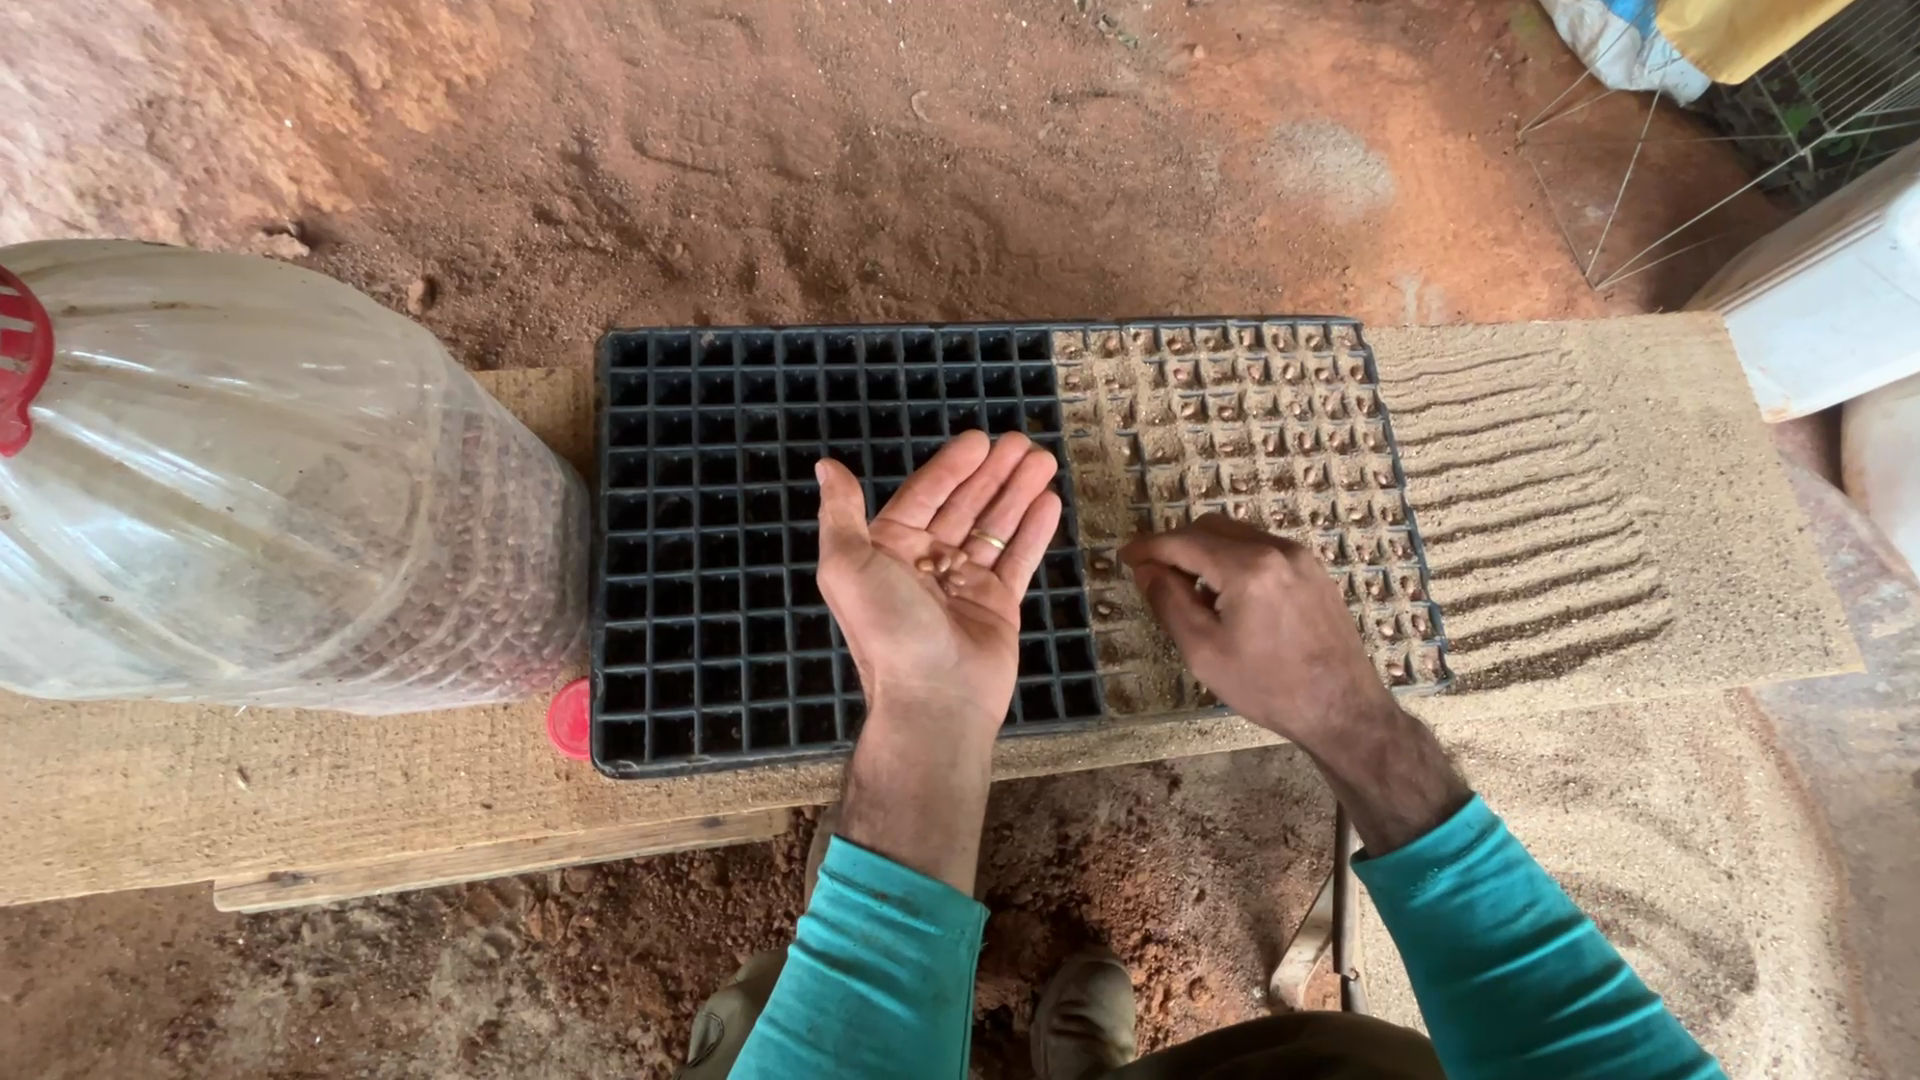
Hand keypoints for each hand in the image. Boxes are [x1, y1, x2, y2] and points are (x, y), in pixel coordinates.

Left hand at [815, 430, 1062, 735]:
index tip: (981, 440)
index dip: (952, 466)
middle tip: (1024, 442)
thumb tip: (827, 465)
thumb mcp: (848, 566)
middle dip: (994, 473)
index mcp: (889, 550)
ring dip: (1018, 493)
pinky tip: (1050, 501)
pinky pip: (1017, 560)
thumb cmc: (888, 628)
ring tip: (1044, 460)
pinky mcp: (998, 606)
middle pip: (965, 506)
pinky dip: (1033, 531)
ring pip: (995, 527)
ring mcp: (965, 585)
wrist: (933, 699)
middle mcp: (927, 564)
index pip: (925, 495)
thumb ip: (840, 514)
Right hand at [1121, 514, 1467, 853]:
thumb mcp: (1203, 651)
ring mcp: (1300, 557)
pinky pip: (1260, 548)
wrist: (1344, 710)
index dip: (1148, 547)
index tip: (1124, 557)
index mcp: (1247, 567)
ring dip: (1204, 551)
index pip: (1183, 542)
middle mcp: (1276, 549)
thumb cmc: (1268, 687)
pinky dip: (1232, 559)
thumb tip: (1146, 569)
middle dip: (1175, 546)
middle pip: (1210, 528)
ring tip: (1189, 591)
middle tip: (1152, 575)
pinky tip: (1227, 595)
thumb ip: (1169, 602)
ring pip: (1236, 535)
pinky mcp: (1313, 570)